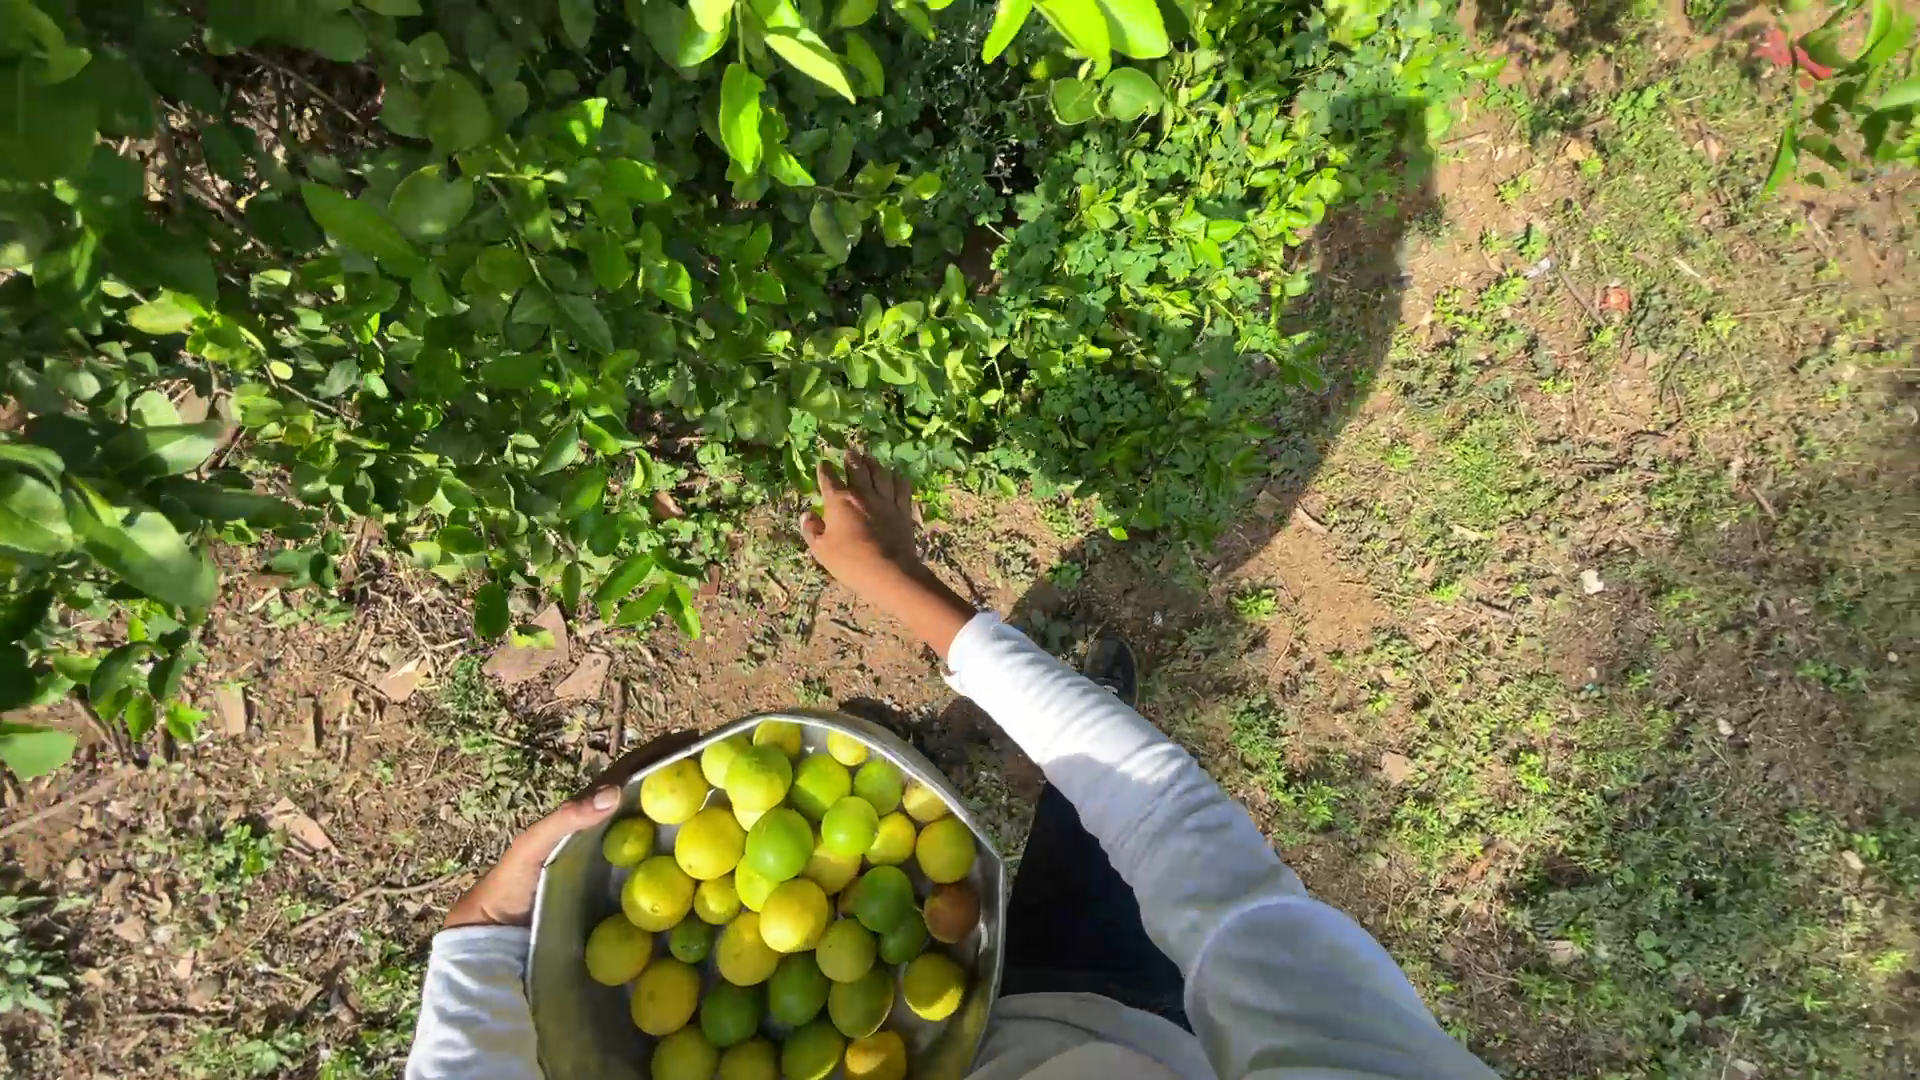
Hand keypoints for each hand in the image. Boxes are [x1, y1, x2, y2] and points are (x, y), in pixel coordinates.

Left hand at [441, 731, 697, 929]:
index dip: (658, 753)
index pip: (629, 773)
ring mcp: (614, 857)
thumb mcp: (533, 846)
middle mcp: (607, 828)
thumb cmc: (512, 884)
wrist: (497, 936)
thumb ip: (566, 818)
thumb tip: (615, 791)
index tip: (691, 738)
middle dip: (679, 775)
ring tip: (717, 799)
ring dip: (682, 808)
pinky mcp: (619, 884)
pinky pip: (653, 860)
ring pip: (655, 825)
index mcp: (587, 810)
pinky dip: (675, 848)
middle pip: (648, 795)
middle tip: (716, 764)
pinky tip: (698, 849)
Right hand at [799, 450, 975, 658]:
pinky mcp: (902, 510)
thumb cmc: (850, 562)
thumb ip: (812, 530)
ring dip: (873, 463)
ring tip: (870, 457)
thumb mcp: (821, 550)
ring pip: (880, 474)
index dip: (825, 470)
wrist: (889, 570)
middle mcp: (862, 494)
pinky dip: (898, 478)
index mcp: (839, 502)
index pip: (829, 479)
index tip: (823, 463)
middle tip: (849, 451)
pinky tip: (897, 475)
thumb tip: (807, 514)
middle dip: (851, 459)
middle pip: (856, 470)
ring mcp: (885, 500)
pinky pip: (901, 488)